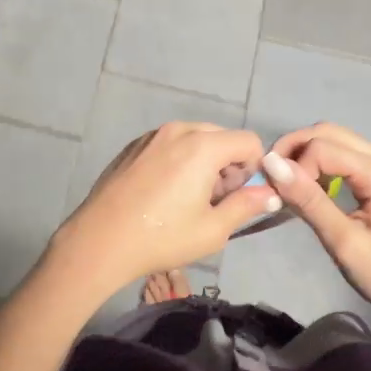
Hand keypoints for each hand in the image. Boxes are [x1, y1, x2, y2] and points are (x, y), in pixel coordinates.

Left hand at [50, 123, 277, 295]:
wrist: (101, 239)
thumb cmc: (162, 237)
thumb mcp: (213, 229)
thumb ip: (246, 206)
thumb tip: (270, 193)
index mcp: (202, 146)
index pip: (248, 141)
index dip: (253, 168)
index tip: (239, 196)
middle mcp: (179, 130)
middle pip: (221, 137)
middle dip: (228, 165)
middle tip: (215, 201)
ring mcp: (152, 135)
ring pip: (195, 138)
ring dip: (204, 162)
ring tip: (188, 199)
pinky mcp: (134, 145)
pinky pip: (170, 143)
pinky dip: (179, 160)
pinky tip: (163, 193)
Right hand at [263, 124, 370, 322]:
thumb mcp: (344, 243)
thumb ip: (309, 201)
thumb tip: (271, 164)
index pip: (322, 147)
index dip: (295, 164)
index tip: (277, 194)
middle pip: (329, 132)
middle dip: (296, 147)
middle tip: (272, 176)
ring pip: (337, 139)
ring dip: (307, 152)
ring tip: (287, 180)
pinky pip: (346, 155)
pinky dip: (323, 162)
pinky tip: (312, 186)